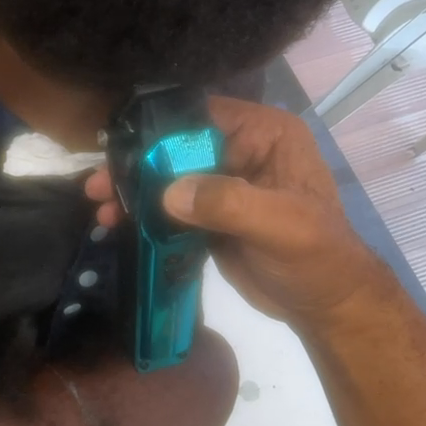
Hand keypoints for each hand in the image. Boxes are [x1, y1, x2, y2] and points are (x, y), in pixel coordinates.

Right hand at [84, 97, 393, 330]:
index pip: (202, 117)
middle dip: (134, 165)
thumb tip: (170, 193)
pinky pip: (166, 206)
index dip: (159, 131)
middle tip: (99, 185)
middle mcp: (240, 150)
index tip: (120, 152)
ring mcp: (221, 183)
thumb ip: (230, 203)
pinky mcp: (206, 214)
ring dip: (131, 192)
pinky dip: (140, 214)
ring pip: (164, 176)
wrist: (327, 307)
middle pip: (174, 146)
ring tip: (102, 210)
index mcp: (265, 135)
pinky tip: (114, 225)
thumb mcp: (282, 226)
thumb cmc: (318, 258)